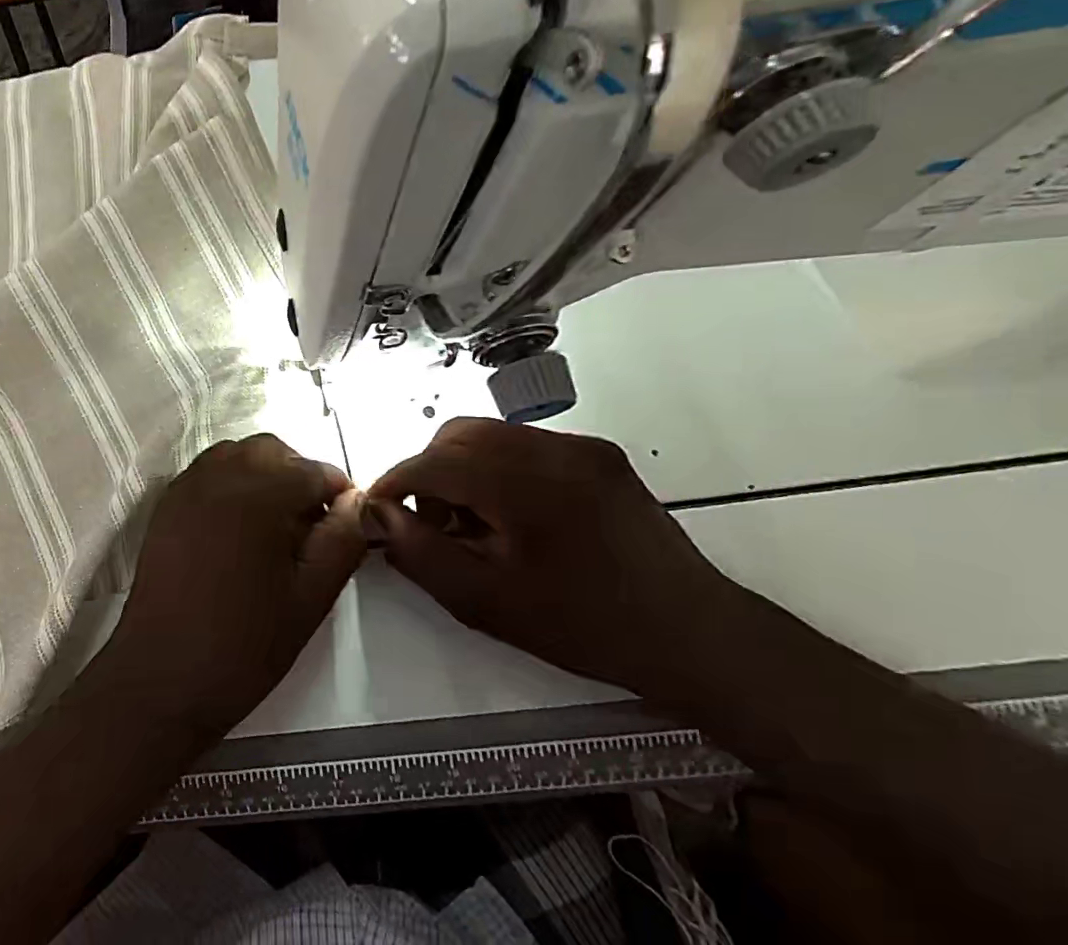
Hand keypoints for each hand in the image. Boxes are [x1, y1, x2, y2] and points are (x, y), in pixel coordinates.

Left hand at [88, 434, 366, 738]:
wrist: (162, 677)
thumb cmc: (243, 645)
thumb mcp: (310, 597)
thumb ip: (342, 541)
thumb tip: (358, 502)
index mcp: (256, 496)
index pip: (311, 471)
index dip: (337, 494)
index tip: (347, 523)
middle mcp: (215, 478)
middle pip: (271, 452)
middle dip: (299, 476)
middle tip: (311, 527)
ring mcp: (183, 490)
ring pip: (235, 456)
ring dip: (263, 476)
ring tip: (274, 528)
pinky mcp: (164, 507)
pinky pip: (206, 475)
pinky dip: (231, 485)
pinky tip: (238, 531)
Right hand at [368, 418, 749, 699]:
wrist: (690, 633)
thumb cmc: (581, 624)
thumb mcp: (483, 601)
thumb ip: (418, 552)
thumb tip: (377, 514)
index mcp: (525, 485)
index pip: (433, 462)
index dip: (394, 483)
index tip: (377, 511)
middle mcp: (554, 451)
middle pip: (458, 435)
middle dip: (427, 471)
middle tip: (428, 521)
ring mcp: (581, 448)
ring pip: (490, 434)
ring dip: (460, 467)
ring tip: (470, 521)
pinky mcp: (599, 455)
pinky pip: (524, 445)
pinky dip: (496, 468)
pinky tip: (509, 515)